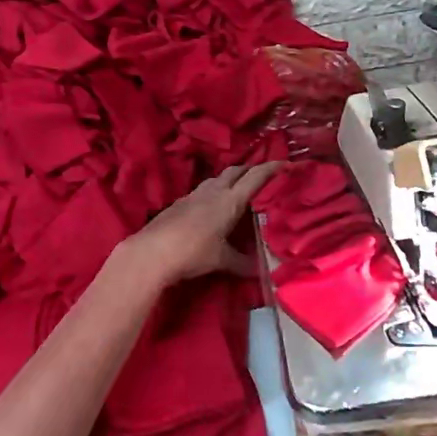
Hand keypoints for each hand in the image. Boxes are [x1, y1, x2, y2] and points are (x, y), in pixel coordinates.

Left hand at [114, 163, 279, 287]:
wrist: (151, 252)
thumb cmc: (193, 252)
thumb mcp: (222, 260)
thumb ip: (242, 263)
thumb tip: (259, 272)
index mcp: (230, 200)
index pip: (256, 177)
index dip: (271, 168)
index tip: (285, 163)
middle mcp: (213, 191)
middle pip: (236, 171)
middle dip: (251, 169)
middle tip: (263, 175)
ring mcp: (194, 195)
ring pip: (217, 178)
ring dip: (231, 179)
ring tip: (239, 189)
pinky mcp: (179, 203)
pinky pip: (203, 190)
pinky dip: (214, 192)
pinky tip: (212, 206)